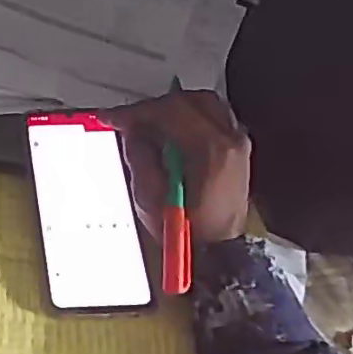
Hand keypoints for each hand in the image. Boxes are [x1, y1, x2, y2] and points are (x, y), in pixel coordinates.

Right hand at [107, 90, 252, 243]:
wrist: (220, 252)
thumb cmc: (189, 233)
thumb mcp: (151, 199)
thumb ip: (140, 159)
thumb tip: (133, 133)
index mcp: (212, 151)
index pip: (170, 112)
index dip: (137, 112)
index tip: (114, 117)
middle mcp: (230, 141)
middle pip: (187, 102)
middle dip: (152, 108)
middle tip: (128, 120)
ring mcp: (238, 143)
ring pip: (202, 103)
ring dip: (171, 109)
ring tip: (147, 124)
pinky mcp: (237, 149)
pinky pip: (212, 116)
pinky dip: (188, 116)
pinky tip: (171, 130)